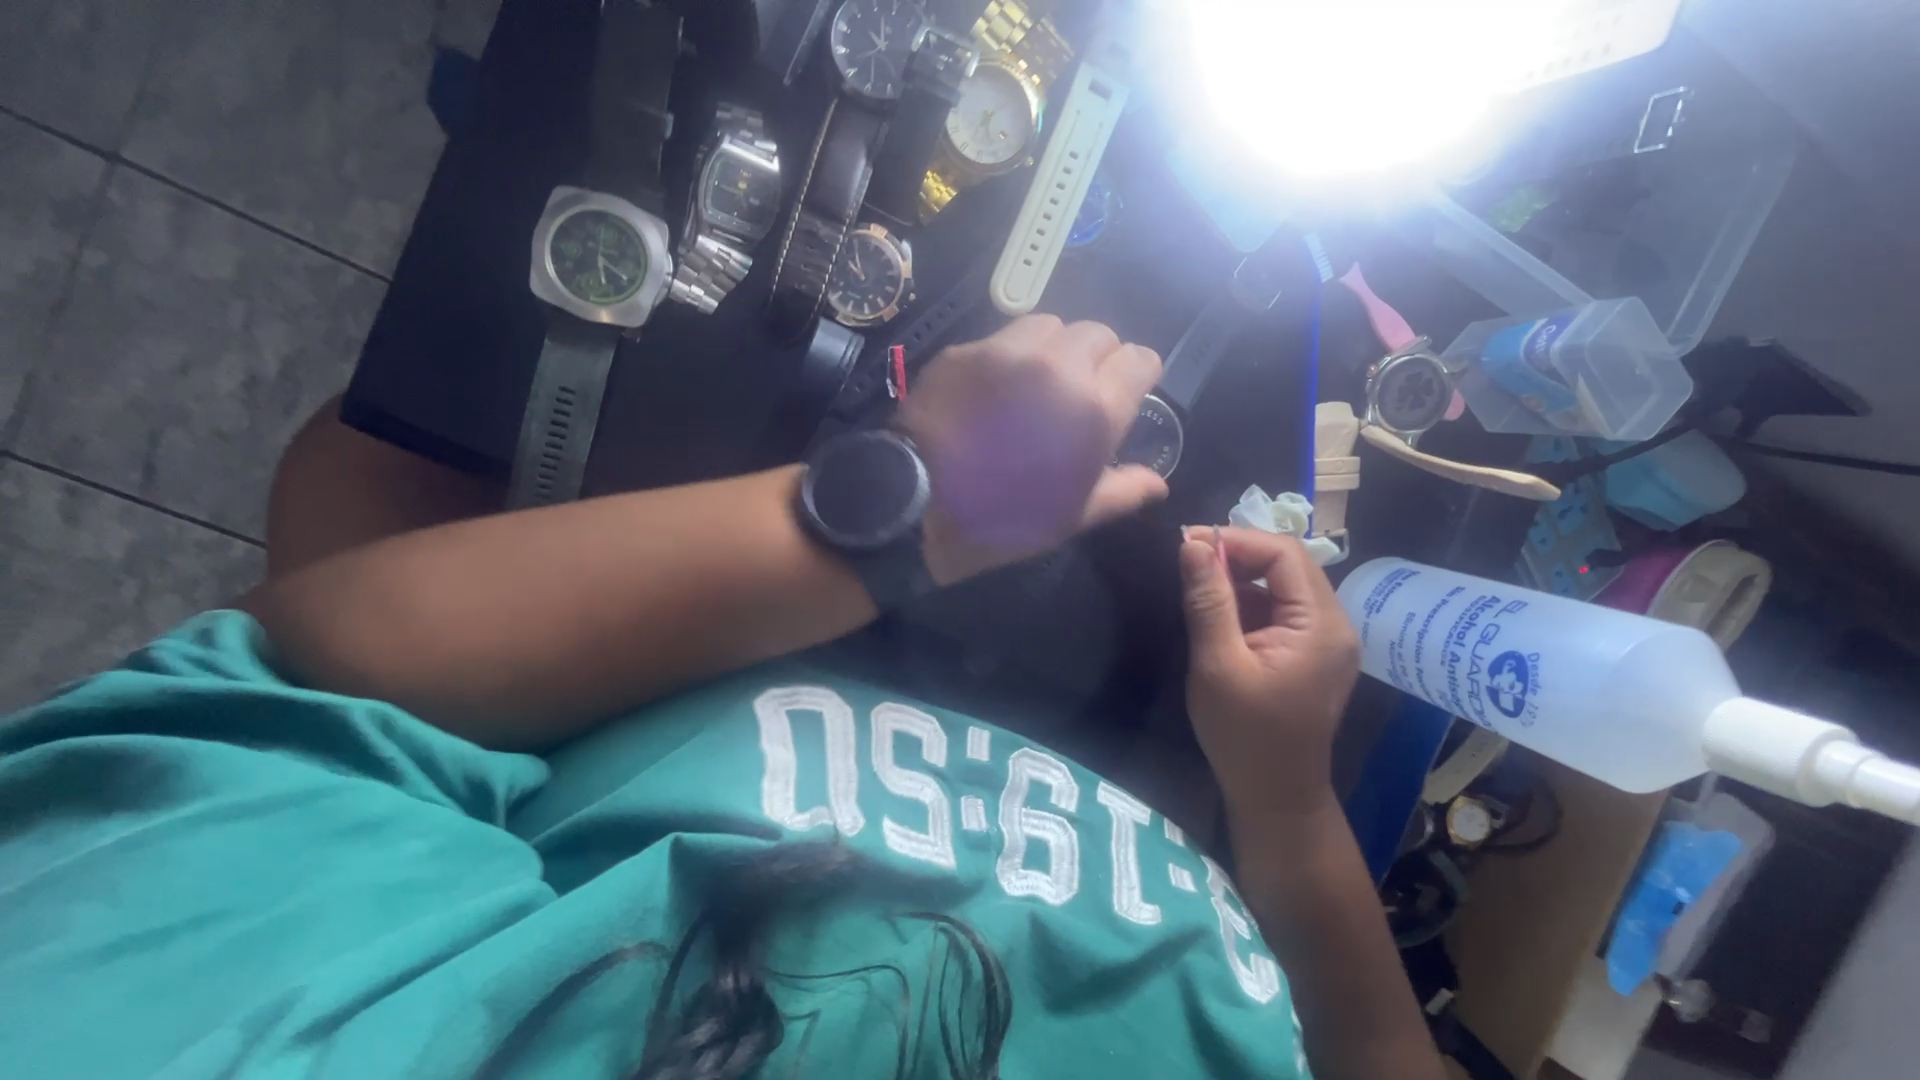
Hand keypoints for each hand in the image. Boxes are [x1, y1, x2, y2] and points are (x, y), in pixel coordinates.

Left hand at [899, 315, 1166, 583]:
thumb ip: (1121, 491)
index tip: (1128, 390)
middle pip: (1098, 334)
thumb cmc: (1001, 522)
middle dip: (1099, 357)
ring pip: (1051, 325)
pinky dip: (1009, 356)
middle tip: (1080, 389)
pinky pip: (1002, 338)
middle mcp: (1057, 368)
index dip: (1138, 374)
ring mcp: (1006, 354)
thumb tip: (1158, 482)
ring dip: (1055, 347)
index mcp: (1094, 410)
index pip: (1139, 360)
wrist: (914, 508)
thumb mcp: (1069, 518)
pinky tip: (995, 387)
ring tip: (1039, 380)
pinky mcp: (965, 351)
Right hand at [1179, 527, 1360, 820]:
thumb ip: (1208, 601)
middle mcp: (1334, 624)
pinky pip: (1280, 608)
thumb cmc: (1244, 736)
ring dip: (1239, 578)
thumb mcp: (1217, 664)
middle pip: (1288, 564)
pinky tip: (1216, 613)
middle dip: (1236, 555)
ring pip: (1282, 584)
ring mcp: (1325, 639)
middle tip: (1187, 561)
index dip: (1236, 539)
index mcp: (1320, 625)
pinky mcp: (1311, 652)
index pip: (1284, 553)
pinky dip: (1247, 602)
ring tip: (1195, 587)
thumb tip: (1192, 543)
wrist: (1275, 796)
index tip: (1188, 545)